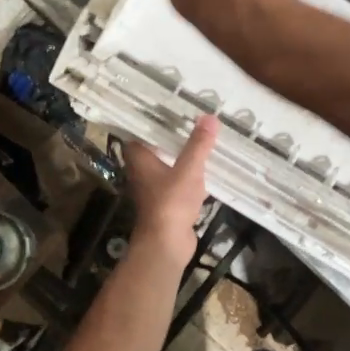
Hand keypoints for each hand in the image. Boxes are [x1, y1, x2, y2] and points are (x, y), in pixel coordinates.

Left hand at [125, 116, 218, 258]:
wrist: (166, 243)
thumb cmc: (171, 202)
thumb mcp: (188, 169)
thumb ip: (198, 144)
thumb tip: (209, 117)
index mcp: (139, 158)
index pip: (140, 131)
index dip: (152, 119)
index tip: (170, 107)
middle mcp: (142, 170)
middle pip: (157, 147)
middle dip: (174, 136)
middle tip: (193, 119)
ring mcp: (154, 188)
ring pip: (169, 164)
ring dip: (184, 155)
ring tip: (204, 138)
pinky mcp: (168, 202)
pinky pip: (180, 182)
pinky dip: (191, 175)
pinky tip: (208, 169)